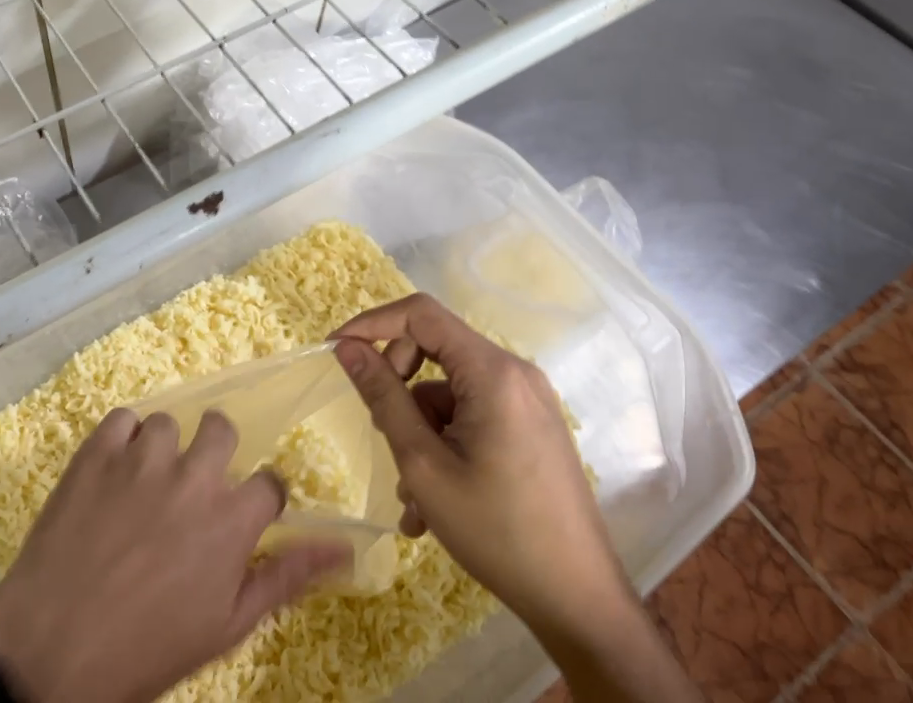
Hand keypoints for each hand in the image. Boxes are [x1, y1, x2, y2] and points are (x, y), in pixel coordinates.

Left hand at [0, 408, 349, 702]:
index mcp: (232, 519)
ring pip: (167, 423)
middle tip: (193, 486)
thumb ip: (285, 576)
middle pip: (221, 429)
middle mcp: (193, 475)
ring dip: (164, 448)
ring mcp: (141, 459)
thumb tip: (343, 549)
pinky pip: (121, 419)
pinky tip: (113, 471)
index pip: (269, 482)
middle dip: (215, 452)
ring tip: (145, 485)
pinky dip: (121, 438)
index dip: (258, 498)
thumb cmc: (148, 647)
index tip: (240, 515)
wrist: (55, 647)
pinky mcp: (94, 453)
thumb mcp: (227, 624)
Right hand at [329, 293, 631, 634]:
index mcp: (493, 372)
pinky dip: (444, 446)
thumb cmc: (496, 529)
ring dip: (418, 433)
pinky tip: (434, 503)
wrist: (577, 598)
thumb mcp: (423, 463)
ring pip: (448, 394)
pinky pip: (471, 417)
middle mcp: (515, 374)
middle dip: (397, 388)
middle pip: (434, 351)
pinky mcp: (531, 427)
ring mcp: (527, 402)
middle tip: (383, 435)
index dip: (371, 324)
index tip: (335, 352)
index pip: (420, 314)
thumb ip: (383, 397)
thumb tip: (348, 348)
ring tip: (412, 497)